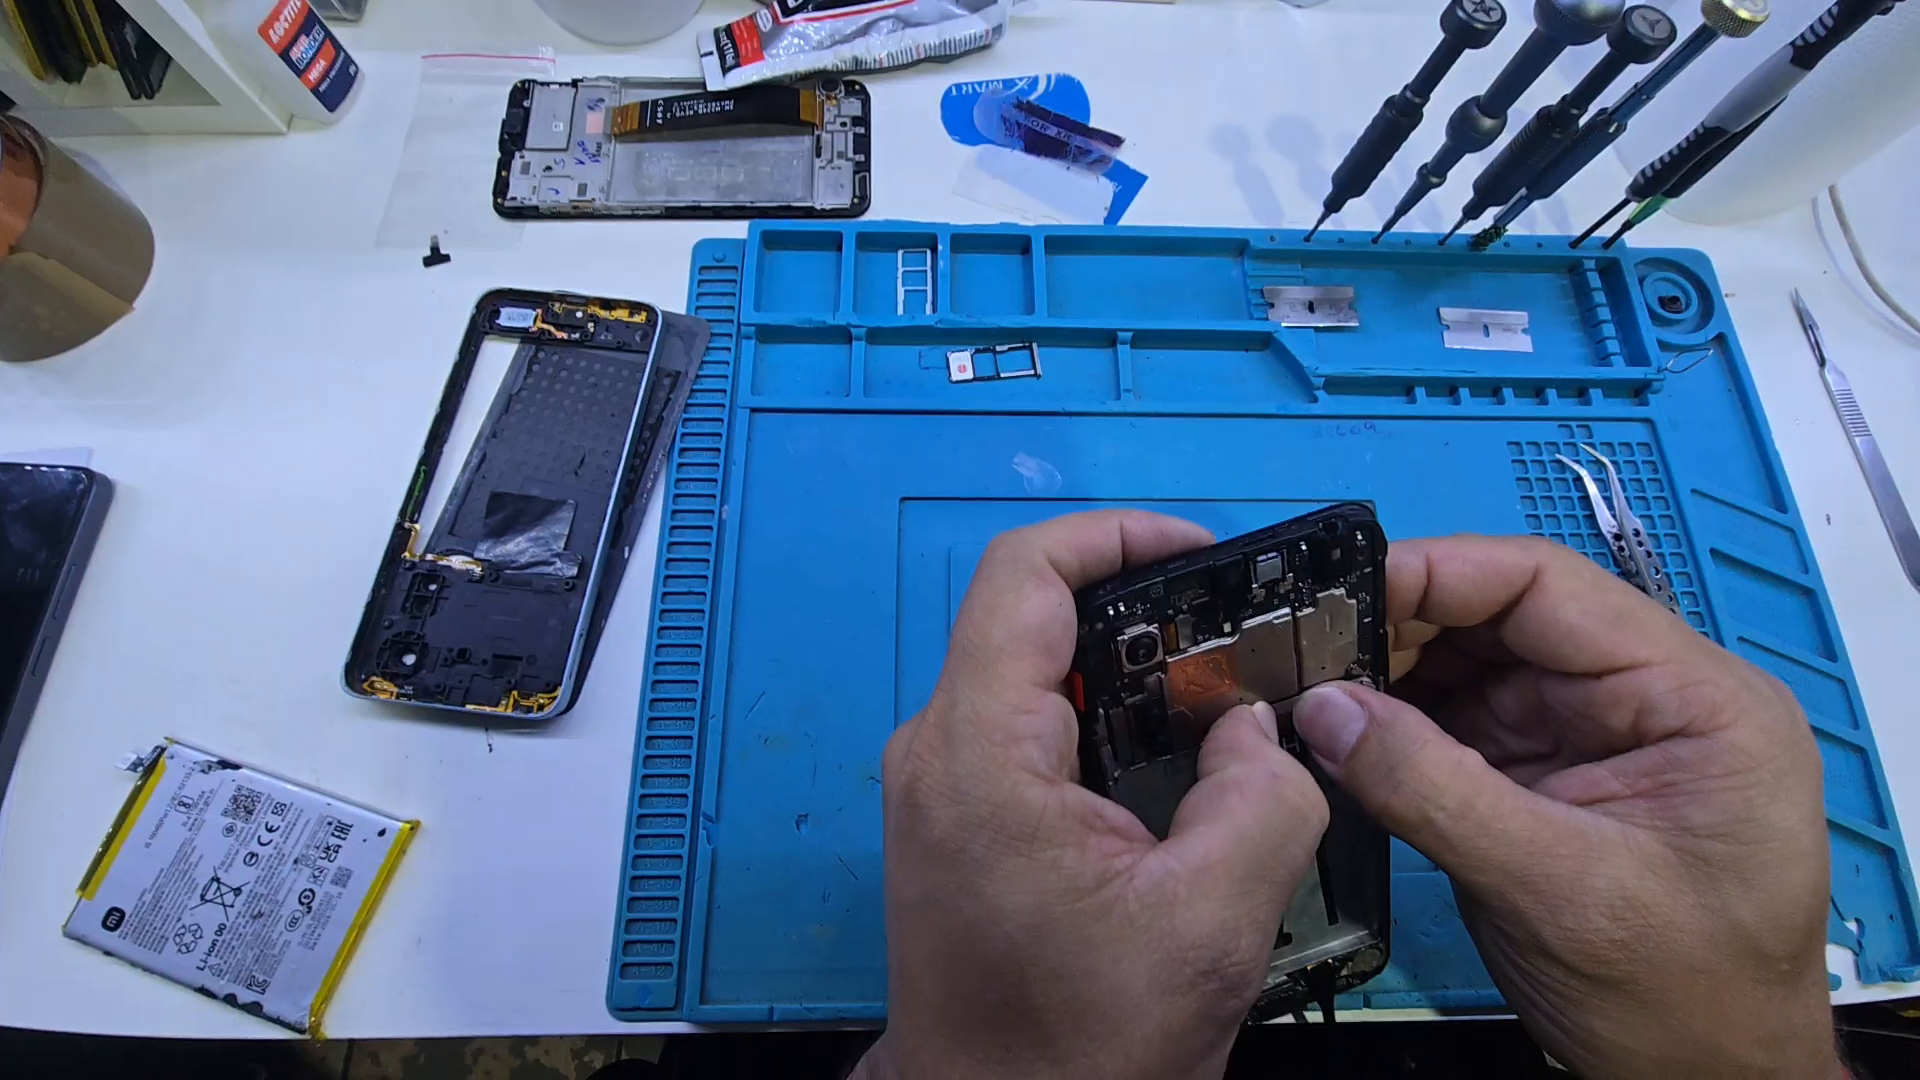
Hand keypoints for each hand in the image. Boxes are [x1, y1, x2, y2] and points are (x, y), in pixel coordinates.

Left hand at [852, 510, 1328, 1079]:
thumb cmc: (1079, 1041)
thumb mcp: (1207, 928)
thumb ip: (1262, 801)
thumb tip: (1250, 724)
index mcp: (980, 747)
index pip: (1021, 574)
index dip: (1108, 534)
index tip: (1194, 549)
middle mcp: (938, 738)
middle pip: (1024, 609)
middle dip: (1126, 595)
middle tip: (1218, 618)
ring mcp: (937, 765)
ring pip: (1025, 656)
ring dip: (1111, 649)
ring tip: (1199, 672)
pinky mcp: (951, 793)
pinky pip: (1020, 706)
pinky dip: (1090, 696)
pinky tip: (1154, 731)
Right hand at [1294, 536, 1840, 1079]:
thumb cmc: (1669, 993)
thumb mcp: (1552, 887)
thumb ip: (1429, 787)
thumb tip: (1319, 706)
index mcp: (1681, 695)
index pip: (1542, 584)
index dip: (1433, 574)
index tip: (1337, 596)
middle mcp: (1623, 689)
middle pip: (1487, 611)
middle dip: (1391, 624)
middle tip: (1305, 649)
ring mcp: (1566, 721)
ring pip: (1451, 654)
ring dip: (1376, 666)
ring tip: (1308, 684)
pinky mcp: (1519, 755)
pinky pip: (1434, 705)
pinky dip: (1378, 710)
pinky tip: (1335, 722)